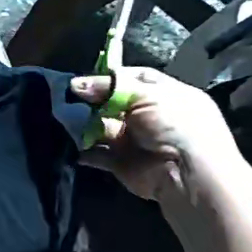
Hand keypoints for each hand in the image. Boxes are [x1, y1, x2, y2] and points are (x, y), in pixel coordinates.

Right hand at [70, 68, 241, 202]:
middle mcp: (149, 116)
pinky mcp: (119, 161)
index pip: (135, 78)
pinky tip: (70, 142)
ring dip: (82, 124)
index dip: (111, 77)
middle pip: (112, 102)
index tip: (84, 78)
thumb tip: (75, 84)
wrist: (186, 174)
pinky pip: (94, 152)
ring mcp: (133, 139)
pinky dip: (81, 149)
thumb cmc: (174, 125)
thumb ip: (110, 87)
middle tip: (68, 98)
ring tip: (66, 119)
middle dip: (90, 100)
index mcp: (165, 95)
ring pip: (100, 126)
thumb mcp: (147, 95)